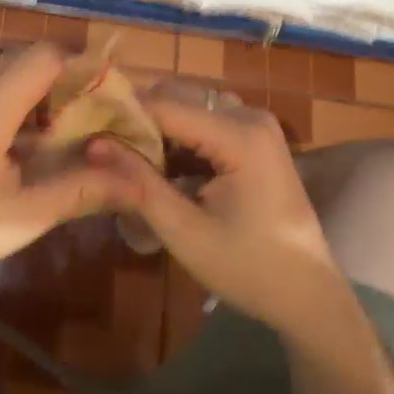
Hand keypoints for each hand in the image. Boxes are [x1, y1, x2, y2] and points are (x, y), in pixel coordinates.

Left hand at [0, 43, 122, 310]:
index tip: (96, 93)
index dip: (75, 67)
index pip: (41, 58)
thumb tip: (135, 181)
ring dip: (17, 90)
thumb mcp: (22, 218)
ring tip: (31, 136)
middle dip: (49, 81)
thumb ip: (80, 189)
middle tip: (69, 118)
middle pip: (15, 60)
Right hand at [92, 86, 337, 328]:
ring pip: (188, 105)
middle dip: (138, 119)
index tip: (85, 131)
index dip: (122, 116)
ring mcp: (256, 124)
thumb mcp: (185, 231)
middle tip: (101, 147)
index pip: (165, 106)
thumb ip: (139, 183)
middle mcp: (250, 115)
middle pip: (177, 96)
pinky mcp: (255, 137)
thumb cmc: (249, 268)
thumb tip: (92, 145)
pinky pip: (205, 120)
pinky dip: (178, 137)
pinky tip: (158, 166)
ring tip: (123, 157)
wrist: (309, 296)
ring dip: (157, 127)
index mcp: (240, 135)